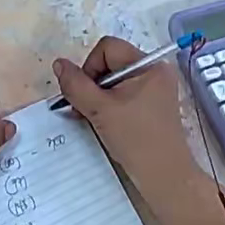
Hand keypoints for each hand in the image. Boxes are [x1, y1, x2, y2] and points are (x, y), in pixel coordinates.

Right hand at [53, 37, 194, 187]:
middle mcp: (155, 71)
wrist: (165, 176)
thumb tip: (59, 64)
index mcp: (148, 65)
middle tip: (86, 108)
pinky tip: (105, 123)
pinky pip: (125, 93)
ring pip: (115, 80)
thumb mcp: (99, 110)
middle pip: (111, 62)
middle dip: (93, 83)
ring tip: (93, 118)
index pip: (108, 48)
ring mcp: (156, 89)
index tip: (86, 94)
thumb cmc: (135, 139)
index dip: (90, 66)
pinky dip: (110, 104)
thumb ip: (76, 85)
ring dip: (99, 96)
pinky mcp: (153, 105)